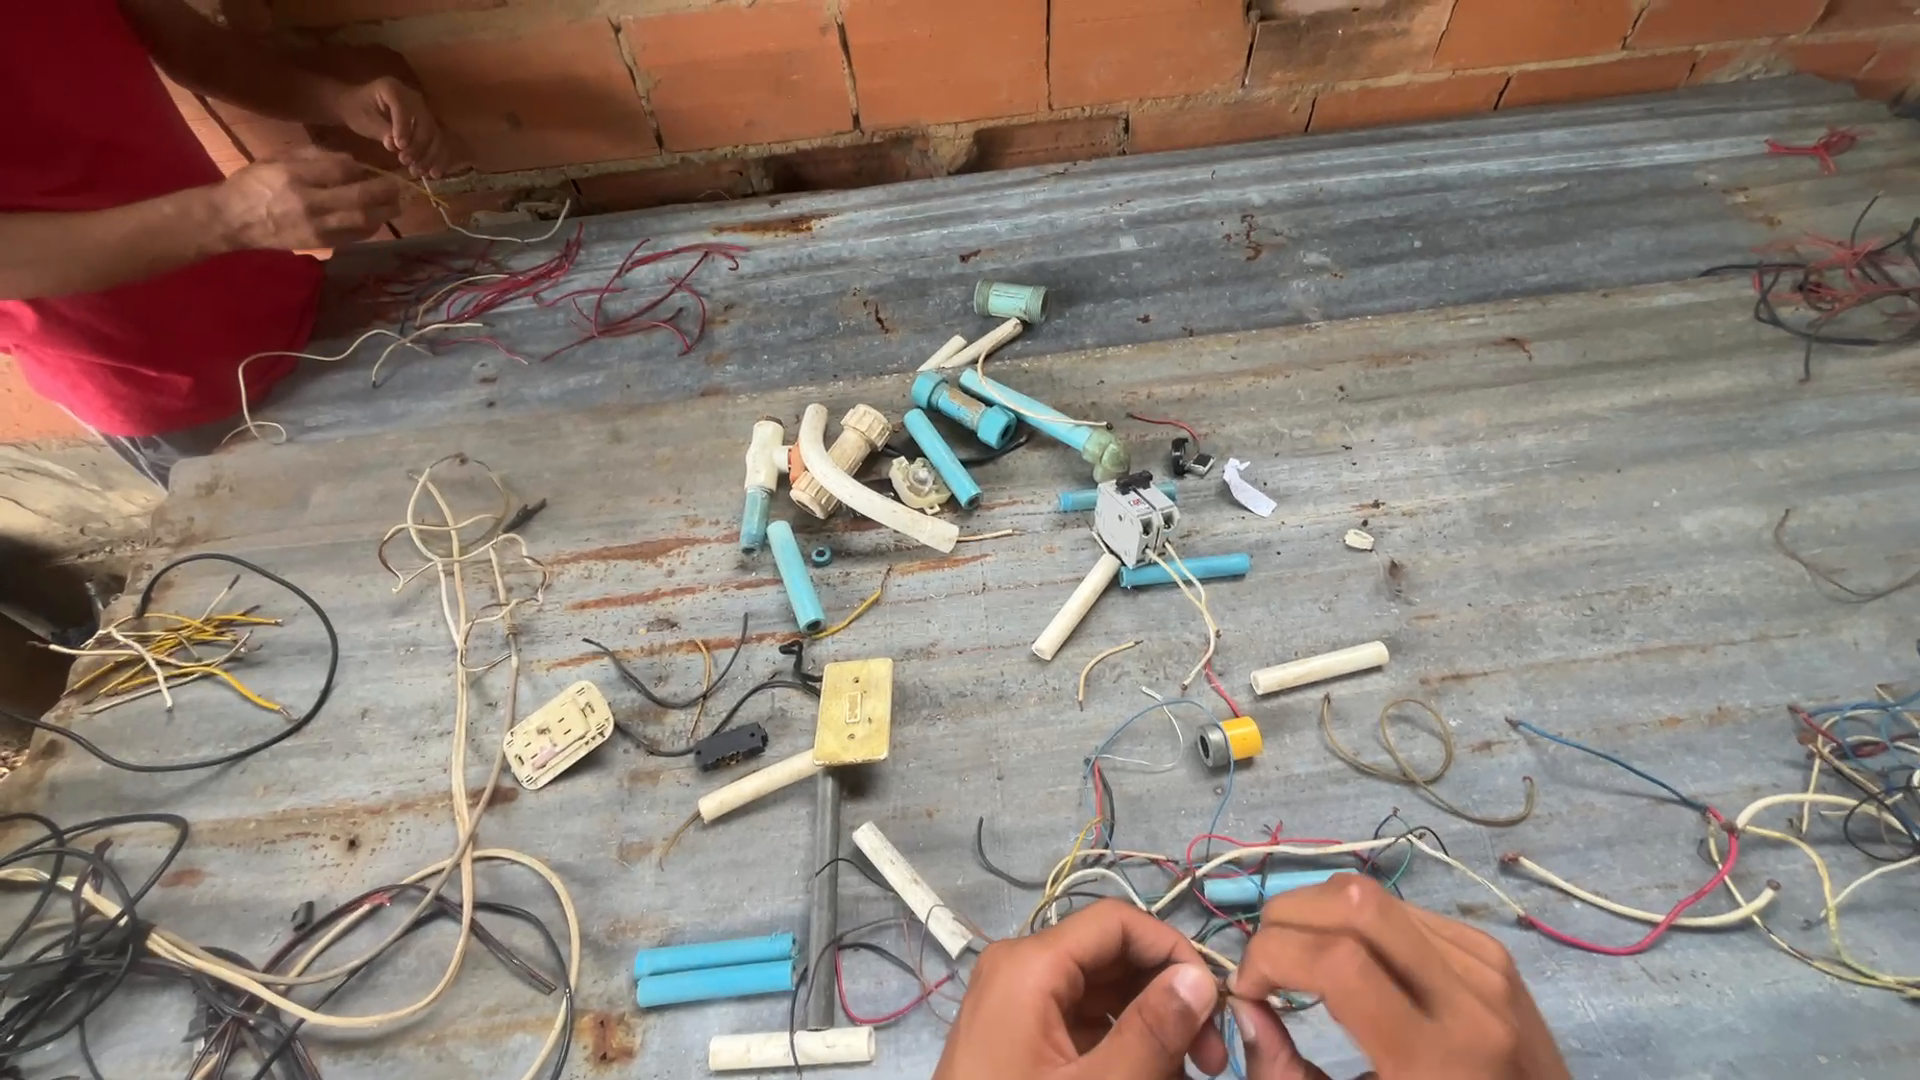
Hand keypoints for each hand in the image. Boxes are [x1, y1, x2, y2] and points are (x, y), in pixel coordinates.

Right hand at [211, 149, 404, 250]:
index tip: (371, 168)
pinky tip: (379, 216)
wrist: (234, 219)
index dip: (361, 168)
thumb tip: (351, 160)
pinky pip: (358, 234)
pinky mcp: (324, 243)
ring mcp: (318, 226)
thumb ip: (313, 156)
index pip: (339, 170)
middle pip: (359, 198)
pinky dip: (374, 225)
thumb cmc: (254, 184)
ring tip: (396, 202)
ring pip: (364, 219)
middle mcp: (308, 202)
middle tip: (398, 186)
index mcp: (292, 176)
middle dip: (385, 191)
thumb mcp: (275, 160)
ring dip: (386, 211)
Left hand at [331, 76, 458, 178]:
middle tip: (405, 161)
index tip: (399, 147)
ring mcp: (425, 113)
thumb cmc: (357, 111)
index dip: (404, 128)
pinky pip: (440, 145)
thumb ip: (381, 130)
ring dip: (430, 157)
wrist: (358, 108)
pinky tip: (433, 174)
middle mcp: (414, 99)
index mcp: (393, 89)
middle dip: (418, 147)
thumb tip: (395, 146)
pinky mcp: (430, 127)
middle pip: (426, 126)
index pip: (404, 109)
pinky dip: (438, 160)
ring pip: (437, 138)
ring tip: (418, 172)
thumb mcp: (363, 118)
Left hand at [934, 899, 1226, 1079]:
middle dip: (1165, 996)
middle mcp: (1020, 968)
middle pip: (1110, 955)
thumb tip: (1199, 977)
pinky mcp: (1020, 1036)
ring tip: (1190, 1074)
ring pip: (1101, 992)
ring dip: (1149, 1025)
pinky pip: (1081, 1022)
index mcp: (1030, 963)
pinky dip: (1121, 1045)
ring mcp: (1017, 1002)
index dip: (1171, 950)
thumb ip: (1150, 1033)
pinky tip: (1152, 1077)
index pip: (1115, 922)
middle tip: (1213, 1058)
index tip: (1217, 1005)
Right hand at [1228, 878, 1569, 1079]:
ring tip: (1301, 955)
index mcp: (1439, 1061)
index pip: (1337, 961)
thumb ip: (1286, 1075)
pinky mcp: (1493, 953)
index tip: (1247, 990)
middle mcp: (1470, 998)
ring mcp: (1488, 967)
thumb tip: (1245, 1004)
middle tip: (1267, 960)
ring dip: (1315, 914)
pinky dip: (1356, 923)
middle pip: (1353, 902)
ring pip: (1371, 894)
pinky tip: (1355, 961)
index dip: (1271, 957)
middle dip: (1285, 917)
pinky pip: (1402, 909)